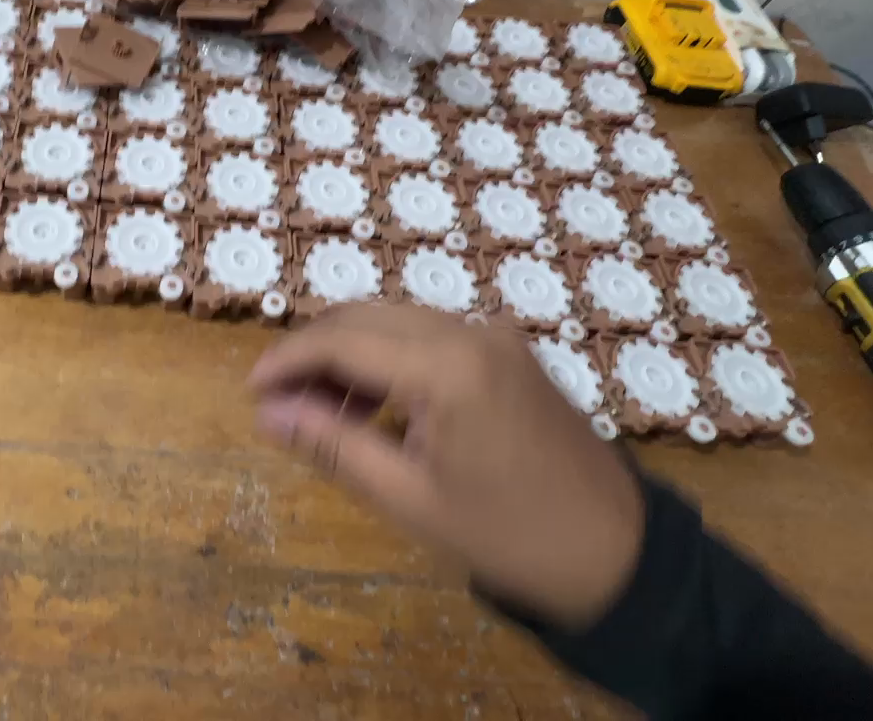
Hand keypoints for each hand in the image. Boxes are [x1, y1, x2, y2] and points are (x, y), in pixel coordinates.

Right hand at [249, 304, 644, 629]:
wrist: (622, 557)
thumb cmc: (511, 537)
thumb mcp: (409, 498)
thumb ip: (331, 444)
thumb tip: (265, 414)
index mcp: (447, 366)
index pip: (341, 340)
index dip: (287, 360)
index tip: (251, 390)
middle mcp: (468, 330)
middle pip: (362, 316)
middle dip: (311, 351)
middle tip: (278, 400)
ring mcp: (492, 334)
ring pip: (391, 319)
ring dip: (346, 352)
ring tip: (322, 410)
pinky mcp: (504, 347)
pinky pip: (424, 333)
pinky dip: (385, 356)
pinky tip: (374, 402)